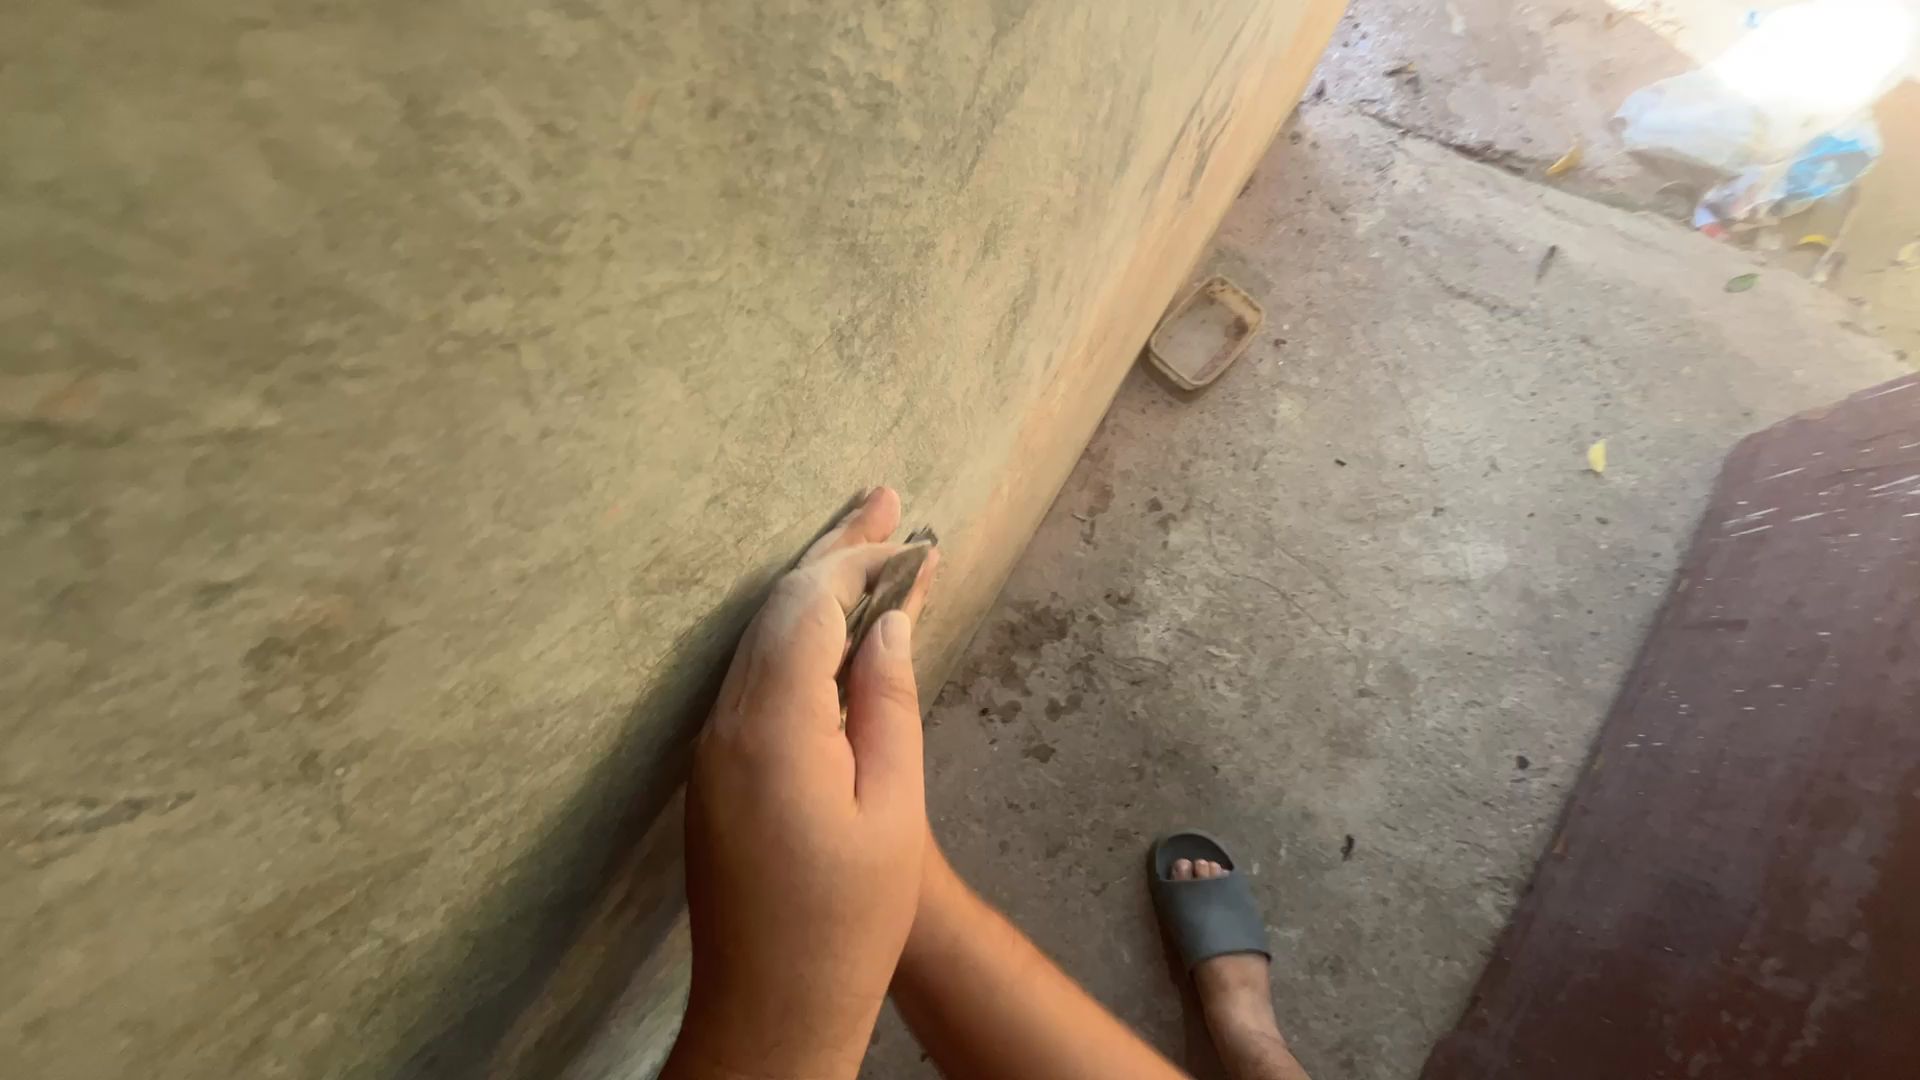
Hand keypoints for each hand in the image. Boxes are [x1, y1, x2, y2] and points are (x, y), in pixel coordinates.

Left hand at [668, 488, 937, 1079]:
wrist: (770, 1010)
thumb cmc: (849, 921)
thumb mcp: (893, 808)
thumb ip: (887, 702)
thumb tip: (888, 622)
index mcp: (775, 729)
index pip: (811, 606)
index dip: (860, 560)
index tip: (909, 533)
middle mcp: (729, 721)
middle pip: (780, 607)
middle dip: (835, 549)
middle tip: (882, 499)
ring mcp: (716, 741)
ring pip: (765, 634)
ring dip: (816, 584)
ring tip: (866, 541)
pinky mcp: (719, 762)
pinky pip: (760, 670)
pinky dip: (801, 631)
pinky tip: (836, 620)